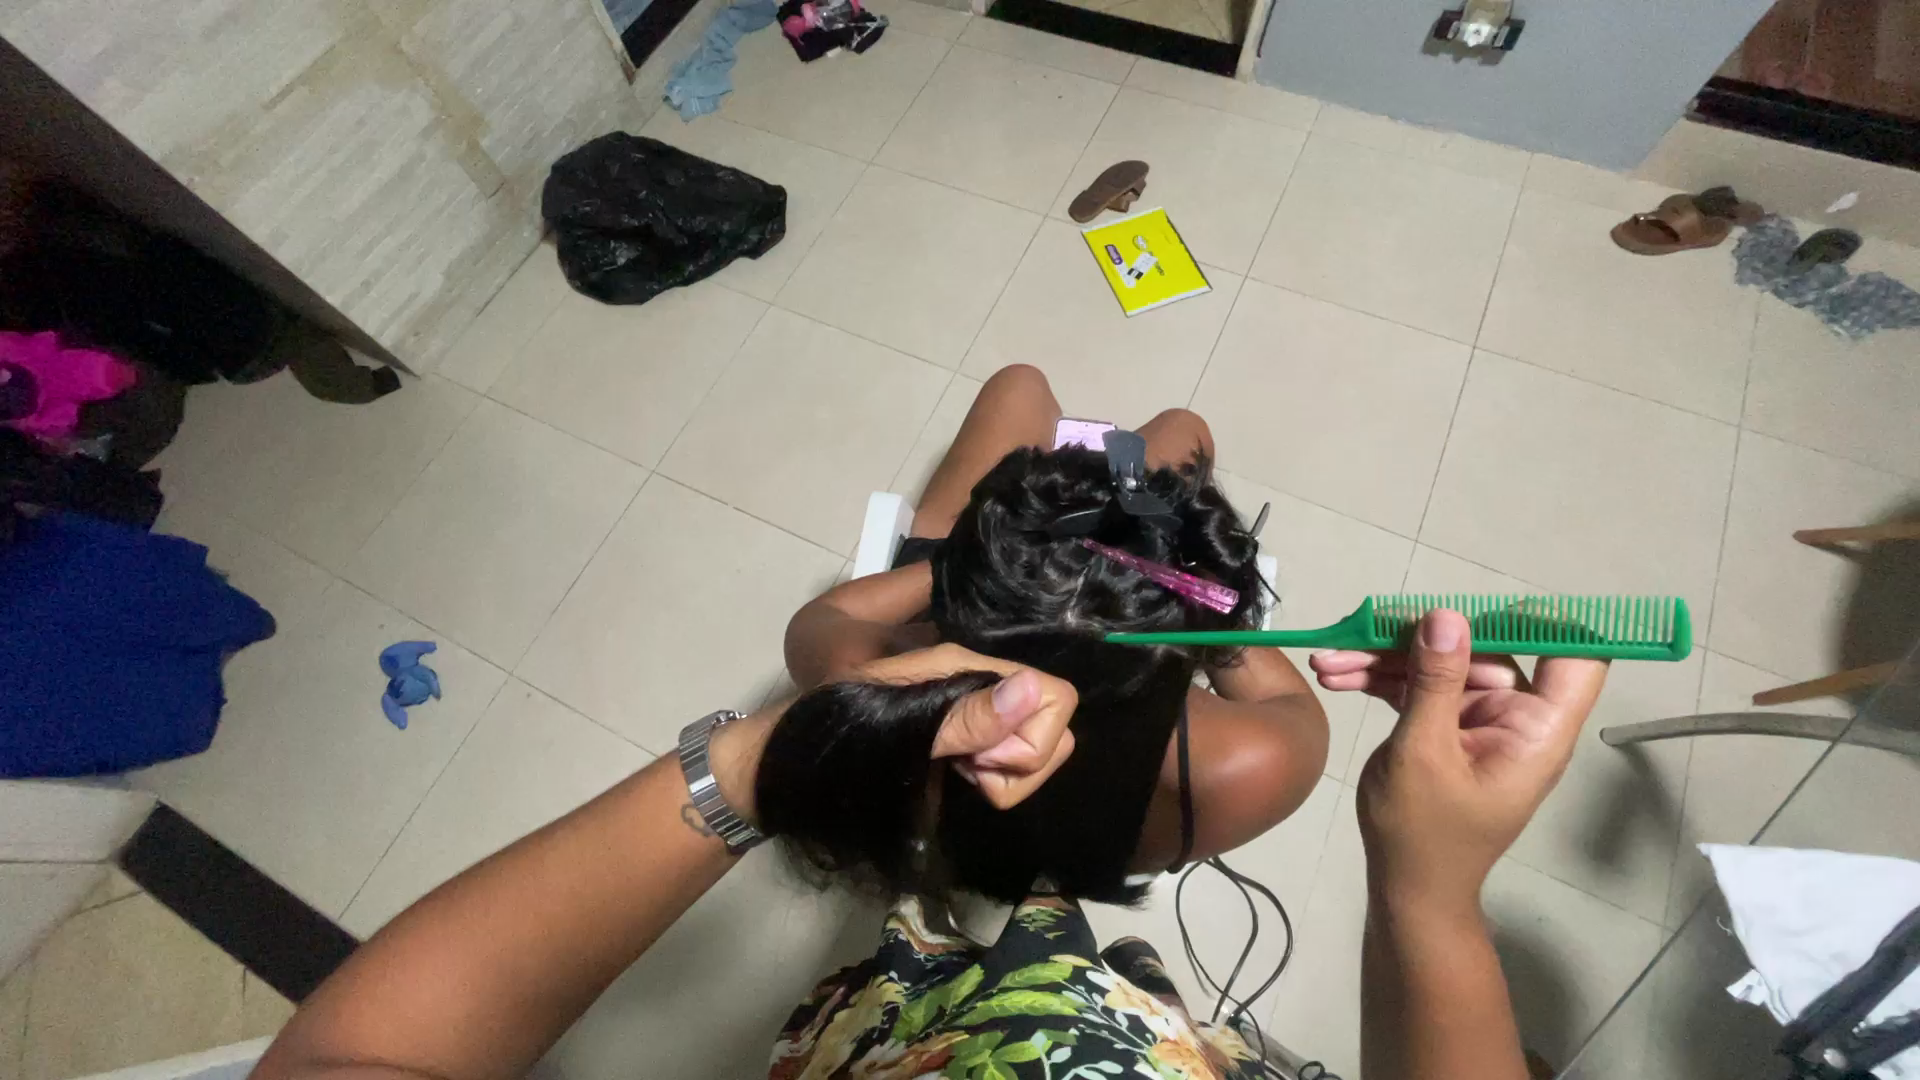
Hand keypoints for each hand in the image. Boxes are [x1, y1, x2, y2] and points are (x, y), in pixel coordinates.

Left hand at [851, 643, 1079, 809]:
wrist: (805, 745)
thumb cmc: (843, 725)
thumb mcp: (901, 723)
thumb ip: (965, 715)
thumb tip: (1032, 687)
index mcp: (971, 668)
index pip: (1057, 695)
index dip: (1032, 738)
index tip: (979, 755)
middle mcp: (984, 684)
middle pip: (1054, 729)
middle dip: (1021, 762)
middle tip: (966, 764)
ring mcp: (979, 711)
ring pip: (1036, 751)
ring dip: (1005, 774)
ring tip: (957, 766)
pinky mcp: (970, 737)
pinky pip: (1009, 764)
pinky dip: (991, 778)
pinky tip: (953, 771)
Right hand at [1309, 610, 1606, 912]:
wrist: (1405, 881)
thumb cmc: (1424, 829)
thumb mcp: (1423, 752)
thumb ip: (1436, 682)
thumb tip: (1446, 616)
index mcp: (1536, 727)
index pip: (1574, 658)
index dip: (1547, 622)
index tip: (1484, 604)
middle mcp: (1513, 715)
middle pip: (1475, 652)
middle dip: (1410, 643)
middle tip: (1353, 638)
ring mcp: (1475, 719)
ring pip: (1434, 665)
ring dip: (1378, 661)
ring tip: (1325, 663)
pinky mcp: (1442, 725)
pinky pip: (1414, 686)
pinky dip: (1375, 679)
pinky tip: (1333, 676)